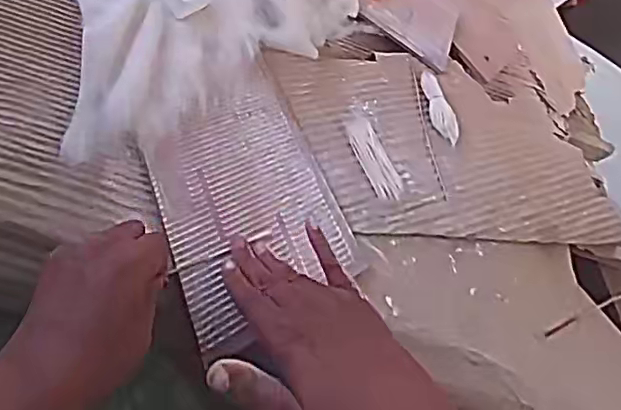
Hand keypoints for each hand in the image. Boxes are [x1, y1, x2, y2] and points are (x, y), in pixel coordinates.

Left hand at [0, 221, 171, 409]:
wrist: (46, 370)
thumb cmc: (94, 360)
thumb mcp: (141, 334)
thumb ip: (150, 295)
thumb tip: (150, 282)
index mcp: (133, 260)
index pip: (158, 241)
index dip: (158, 262)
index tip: (155, 278)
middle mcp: (106, 245)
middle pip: (131, 230)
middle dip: (136, 251)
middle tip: (133, 282)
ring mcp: (78, 249)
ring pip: (105, 239)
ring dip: (109, 257)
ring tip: (103, 293)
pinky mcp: (56, 258)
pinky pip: (80, 250)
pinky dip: (85, 264)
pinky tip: (81, 294)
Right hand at [225, 227, 450, 409]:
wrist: (402, 409)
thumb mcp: (294, 408)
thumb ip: (256, 387)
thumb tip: (218, 372)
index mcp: (288, 338)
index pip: (253, 303)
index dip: (237, 283)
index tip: (224, 265)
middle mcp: (307, 313)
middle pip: (271, 281)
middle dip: (251, 260)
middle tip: (236, 240)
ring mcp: (332, 304)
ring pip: (295, 273)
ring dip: (276, 258)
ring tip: (260, 242)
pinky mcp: (356, 303)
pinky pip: (334, 267)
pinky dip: (321, 246)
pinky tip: (312, 229)